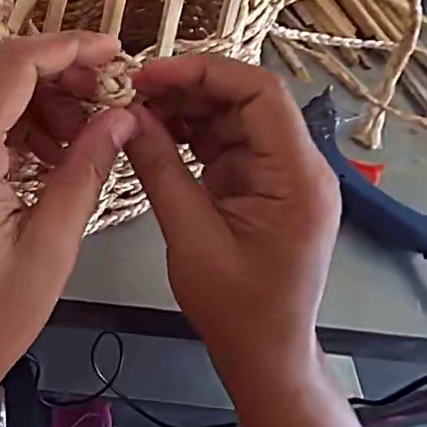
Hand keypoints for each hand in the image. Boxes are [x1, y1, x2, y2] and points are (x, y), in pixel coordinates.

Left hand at [0, 33, 135, 426]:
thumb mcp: (50, 247)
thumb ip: (85, 169)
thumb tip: (121, 115)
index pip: (12, 65)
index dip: (67, 47)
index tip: (114, 50)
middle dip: (54, 68)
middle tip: (104, 94)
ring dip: (34, 96)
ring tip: (81, 134)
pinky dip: (12, 122)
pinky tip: (48, 154)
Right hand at [124, 55, 339, 386]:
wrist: (266, 354)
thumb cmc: (236, 307)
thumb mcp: (190, 236)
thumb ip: (160, 169)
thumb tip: (127, 116)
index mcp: (298, 175)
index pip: (260, 93)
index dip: (204, 72)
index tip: (150, 75)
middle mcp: (299, 164)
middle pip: (247, 99)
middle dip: (189, 89)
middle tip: (134, 92)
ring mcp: (283, 173)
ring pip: (234, 117)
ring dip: (187, 109)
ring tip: (138, 112)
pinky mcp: (264, 183)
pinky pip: (228, 142)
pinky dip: (192, 134)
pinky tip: (157, 134)